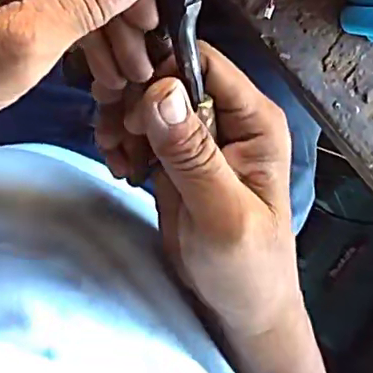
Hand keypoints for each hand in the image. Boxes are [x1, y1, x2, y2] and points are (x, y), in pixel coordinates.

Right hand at [100, 42, 302, 339]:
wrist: (239, 310)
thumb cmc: (248, 268)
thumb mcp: (222, 214)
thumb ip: (193, 155)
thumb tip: (161, 92)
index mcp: (254, 118)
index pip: (205, 62)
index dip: (164, 76)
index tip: (136, 114)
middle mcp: (229, 115)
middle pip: (170, 75)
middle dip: (136, 100)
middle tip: (117, 138)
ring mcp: (201, 133)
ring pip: (151, 97)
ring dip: (124, 120)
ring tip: (117, 156)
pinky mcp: (177, 152)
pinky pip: (141, 124)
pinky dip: (122, 138)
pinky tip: (121, 167)